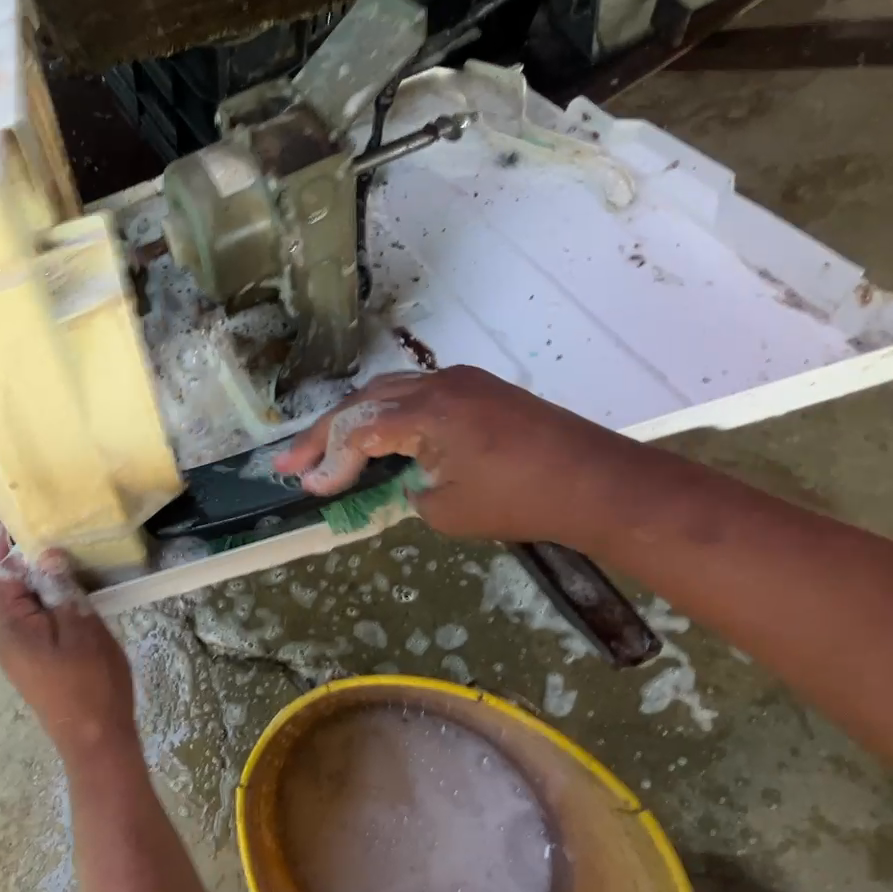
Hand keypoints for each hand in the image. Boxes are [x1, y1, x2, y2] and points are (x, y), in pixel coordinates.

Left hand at [0, 524, 138, 766]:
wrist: (96, 743)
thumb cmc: (91, 683)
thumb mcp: (82, 628)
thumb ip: (60, 589)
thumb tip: (44, 555)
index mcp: (10, 628)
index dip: (1, 549)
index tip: (13, 524)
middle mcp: (4, 640)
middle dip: (6, 562)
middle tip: (30, 538)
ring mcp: (15, 655)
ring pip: (6, 608)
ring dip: (19, 582)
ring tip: (46, 559)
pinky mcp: (30, 664)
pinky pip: (21, 622)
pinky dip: (30, 600)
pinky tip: (55, 593)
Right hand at [272, 366, 643, 544]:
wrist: (603, 485)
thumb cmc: (523, 503)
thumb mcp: (446, 510)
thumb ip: (404, 489)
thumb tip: (395, 479)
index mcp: (427, 413)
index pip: (357, 433)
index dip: (328, 463)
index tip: (307, 488)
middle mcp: (437, 385)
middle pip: (361, 404)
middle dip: (322, 435)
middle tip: (289, 462)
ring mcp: (458, 381)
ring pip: (384, 392)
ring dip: (350, 420)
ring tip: (321, 447)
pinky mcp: (476, 388)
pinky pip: (412, 393)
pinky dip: (383, 414)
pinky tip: (372, 434)